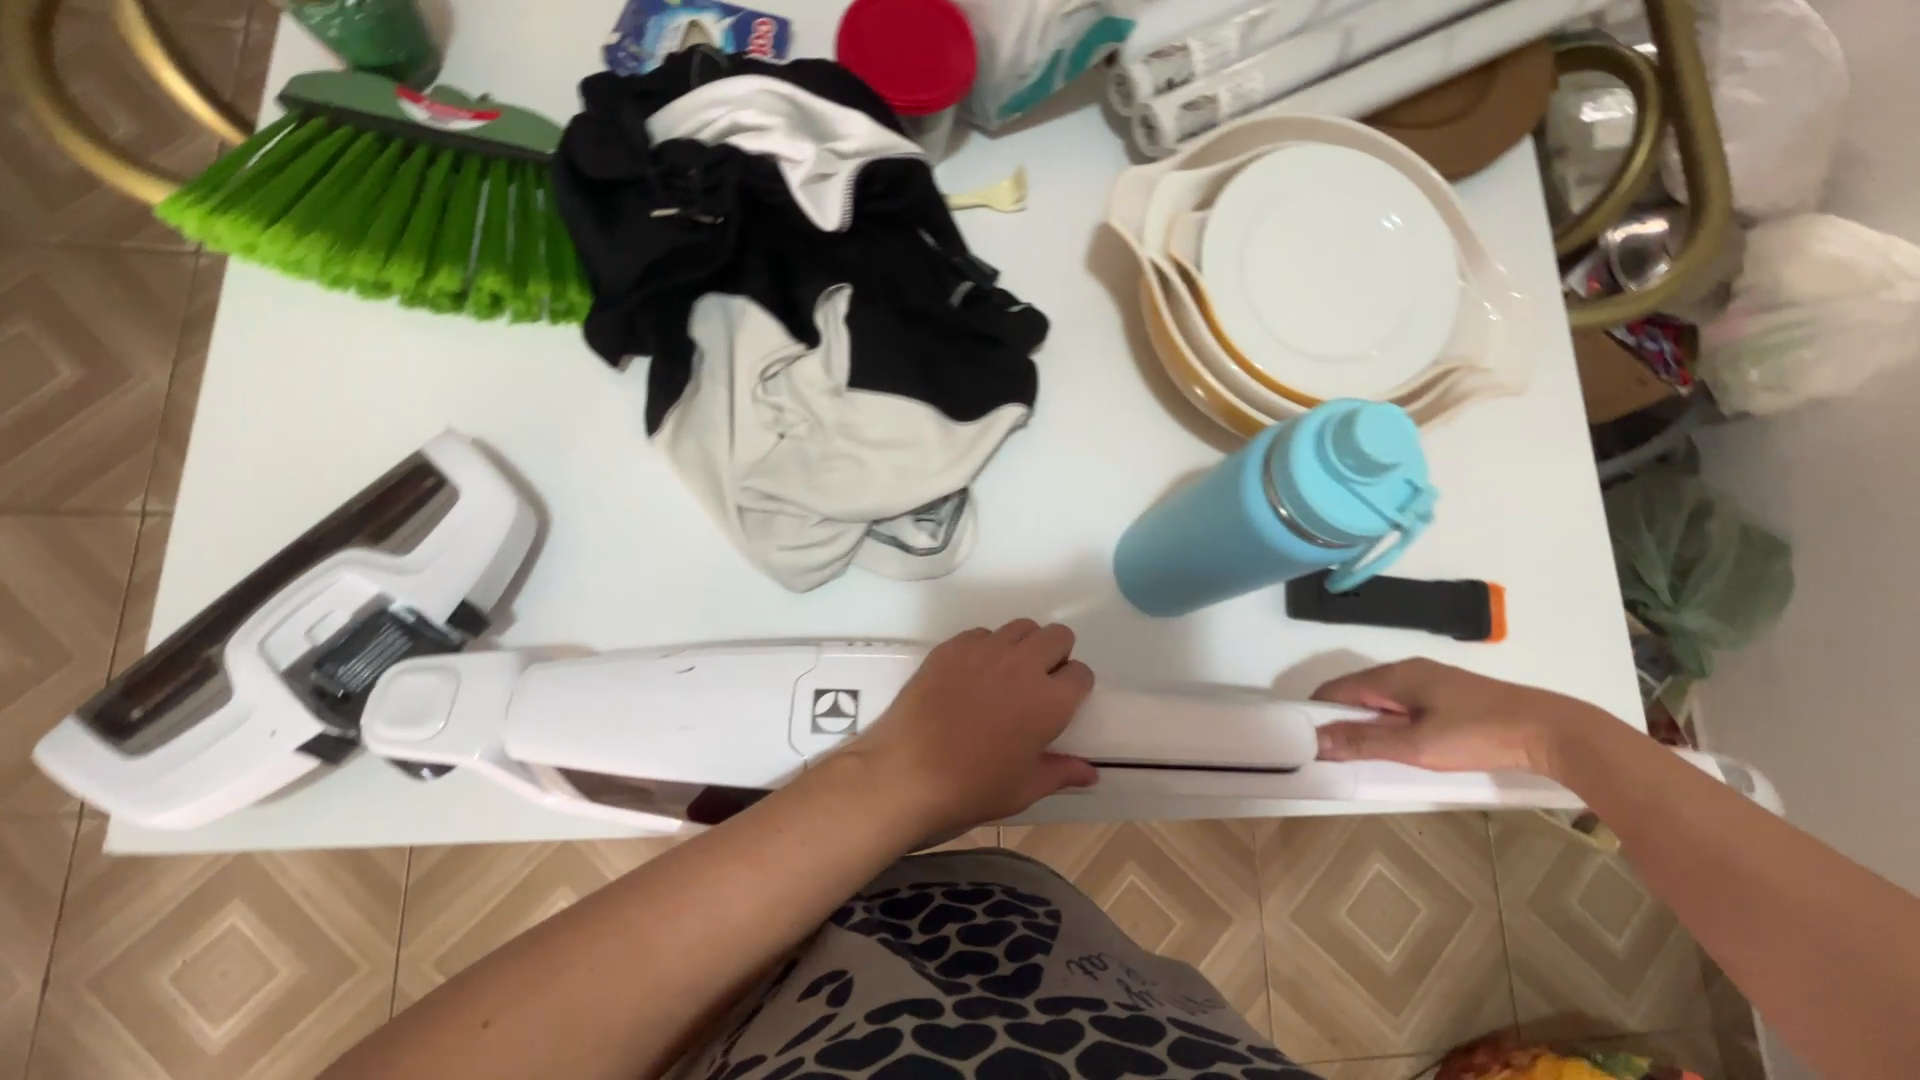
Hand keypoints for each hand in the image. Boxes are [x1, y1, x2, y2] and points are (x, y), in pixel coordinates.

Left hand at [841, 621, 1098, 836]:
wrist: (906, 773)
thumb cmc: (972, 788)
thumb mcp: (1023, 789)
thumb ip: (1060, 772)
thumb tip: (1091, 772)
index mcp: (1050, 701)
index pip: (1081, 674)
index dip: (1074, 688)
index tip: (1060, 704)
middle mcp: (1023, 665)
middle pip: (1057, 636)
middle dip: (1055, 655)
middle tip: (1038, 684)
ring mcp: (984, 651)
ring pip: (1020, 627)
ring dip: (1022, 645)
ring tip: (1005, 676)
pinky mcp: (951, 647)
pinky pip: (981, 633)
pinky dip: (985, 648)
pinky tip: (970, 677)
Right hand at [1311, 658, 1610, 776]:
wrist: (1553, 731)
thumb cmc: (1479, 735)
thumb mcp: (1416, 746)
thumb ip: (1364, 743)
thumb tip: (1315, 740)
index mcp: (1395, 675)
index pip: (1337, 688)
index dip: (1317, 712)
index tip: (1306, 741)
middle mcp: (1409, 670)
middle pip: (1359, 692)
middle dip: (1342, 720)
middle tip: (1336, 755)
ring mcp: (1433, 681)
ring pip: (1384, 700)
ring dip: (1369, 724)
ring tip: (1367, 756)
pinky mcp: (1452, 695)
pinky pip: (1406, 705)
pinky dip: (1393, 724)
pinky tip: (1403, 746)